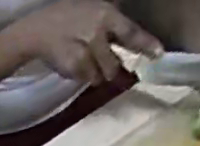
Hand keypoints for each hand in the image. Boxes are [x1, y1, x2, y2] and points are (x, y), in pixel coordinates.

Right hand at [14, 0, 162, 84]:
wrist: (39, 29)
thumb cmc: (69, 18)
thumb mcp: (94, 13)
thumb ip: (113, 29)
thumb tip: (135, 45)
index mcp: (106, 14)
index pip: (130, 32)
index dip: (146, 44)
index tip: (159, 54)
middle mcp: (98, 32)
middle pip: (114, 65)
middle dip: (110, 68)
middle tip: (100, 62)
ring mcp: (86, 50)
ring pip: (100, 76)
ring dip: (95, 73)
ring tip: (82, 60)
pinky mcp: (74, 65)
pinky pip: (86, 79)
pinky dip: (82, 76)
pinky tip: (73, 63)